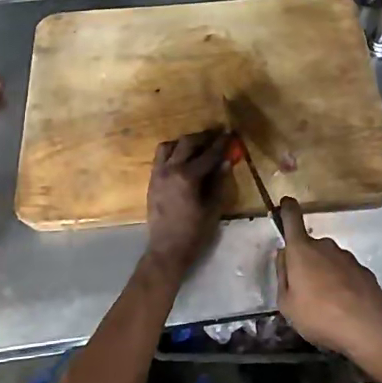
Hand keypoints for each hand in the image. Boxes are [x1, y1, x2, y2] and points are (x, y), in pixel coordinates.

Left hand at [143, 129, 230, 278]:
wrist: (166, 249)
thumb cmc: (194, 232)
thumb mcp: (213, 208)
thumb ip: (219, 182)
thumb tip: (225, 161)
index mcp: (188, 177)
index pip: (208, 154)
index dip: (221, 143)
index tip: (230, 133)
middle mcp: (170, 169)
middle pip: (187, 143)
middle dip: (203, 137)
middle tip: (216, 134)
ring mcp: (158, 173)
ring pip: (169, 146)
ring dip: (184, 142)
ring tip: (197, 145)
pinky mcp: (151, 180)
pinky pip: (160, 157)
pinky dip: (172, 152)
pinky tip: (182, 158)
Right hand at [274, 197, 381, 382]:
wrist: (372, 331)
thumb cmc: (320, 315)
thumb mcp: (286, 304)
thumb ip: (282, 276)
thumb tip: (284, 256)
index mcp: (301, 250)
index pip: (292, 218)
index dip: (287, 209)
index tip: (286, 204)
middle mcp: (325, 247)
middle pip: (310, 246)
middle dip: (304, 261)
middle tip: (302, 288)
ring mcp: (348, 259)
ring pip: (329, 261)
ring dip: (324, 274)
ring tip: (325, 304)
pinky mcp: (366, 273)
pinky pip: (346, 274)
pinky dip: (342, 285)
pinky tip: (344, 308)